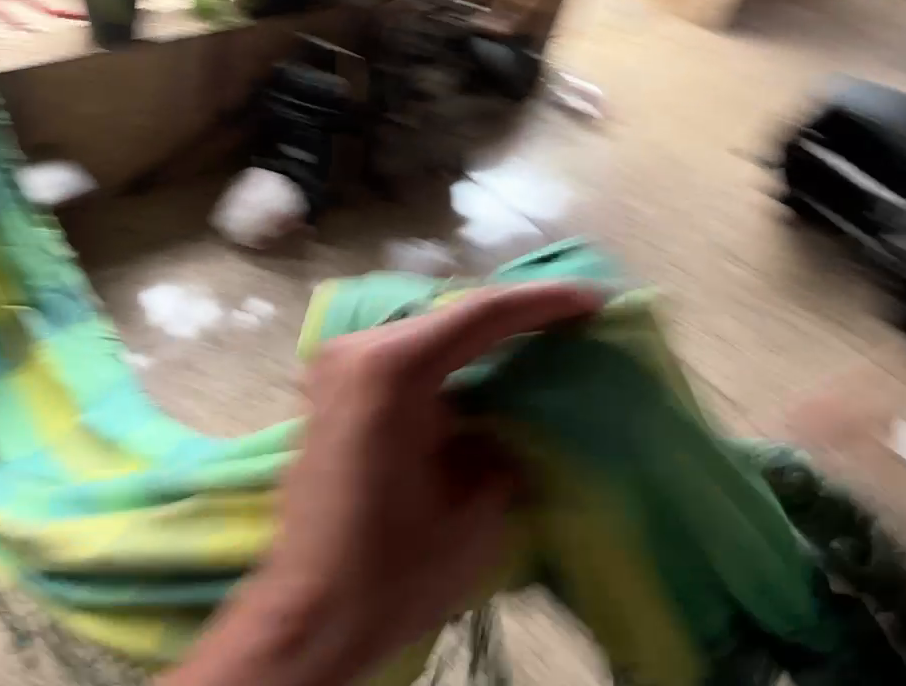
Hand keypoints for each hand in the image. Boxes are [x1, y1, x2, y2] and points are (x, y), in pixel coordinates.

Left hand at [164, 283, 602, 685]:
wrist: (311, 606)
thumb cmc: (394, 567)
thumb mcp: (475, 510)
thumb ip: (503, 446)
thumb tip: (512, 420)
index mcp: (391, 367)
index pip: (479, 315)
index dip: (542, 303)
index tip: (593, 300)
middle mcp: (356, 349)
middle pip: (447, 316)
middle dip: (511, 317)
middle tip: (572, 320)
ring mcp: (335, 364)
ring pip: (422, 333)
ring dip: (476, 338)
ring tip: (537, 341)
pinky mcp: (329, 387)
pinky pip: (398, 357)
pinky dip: (442, 361)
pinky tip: (480, 373)